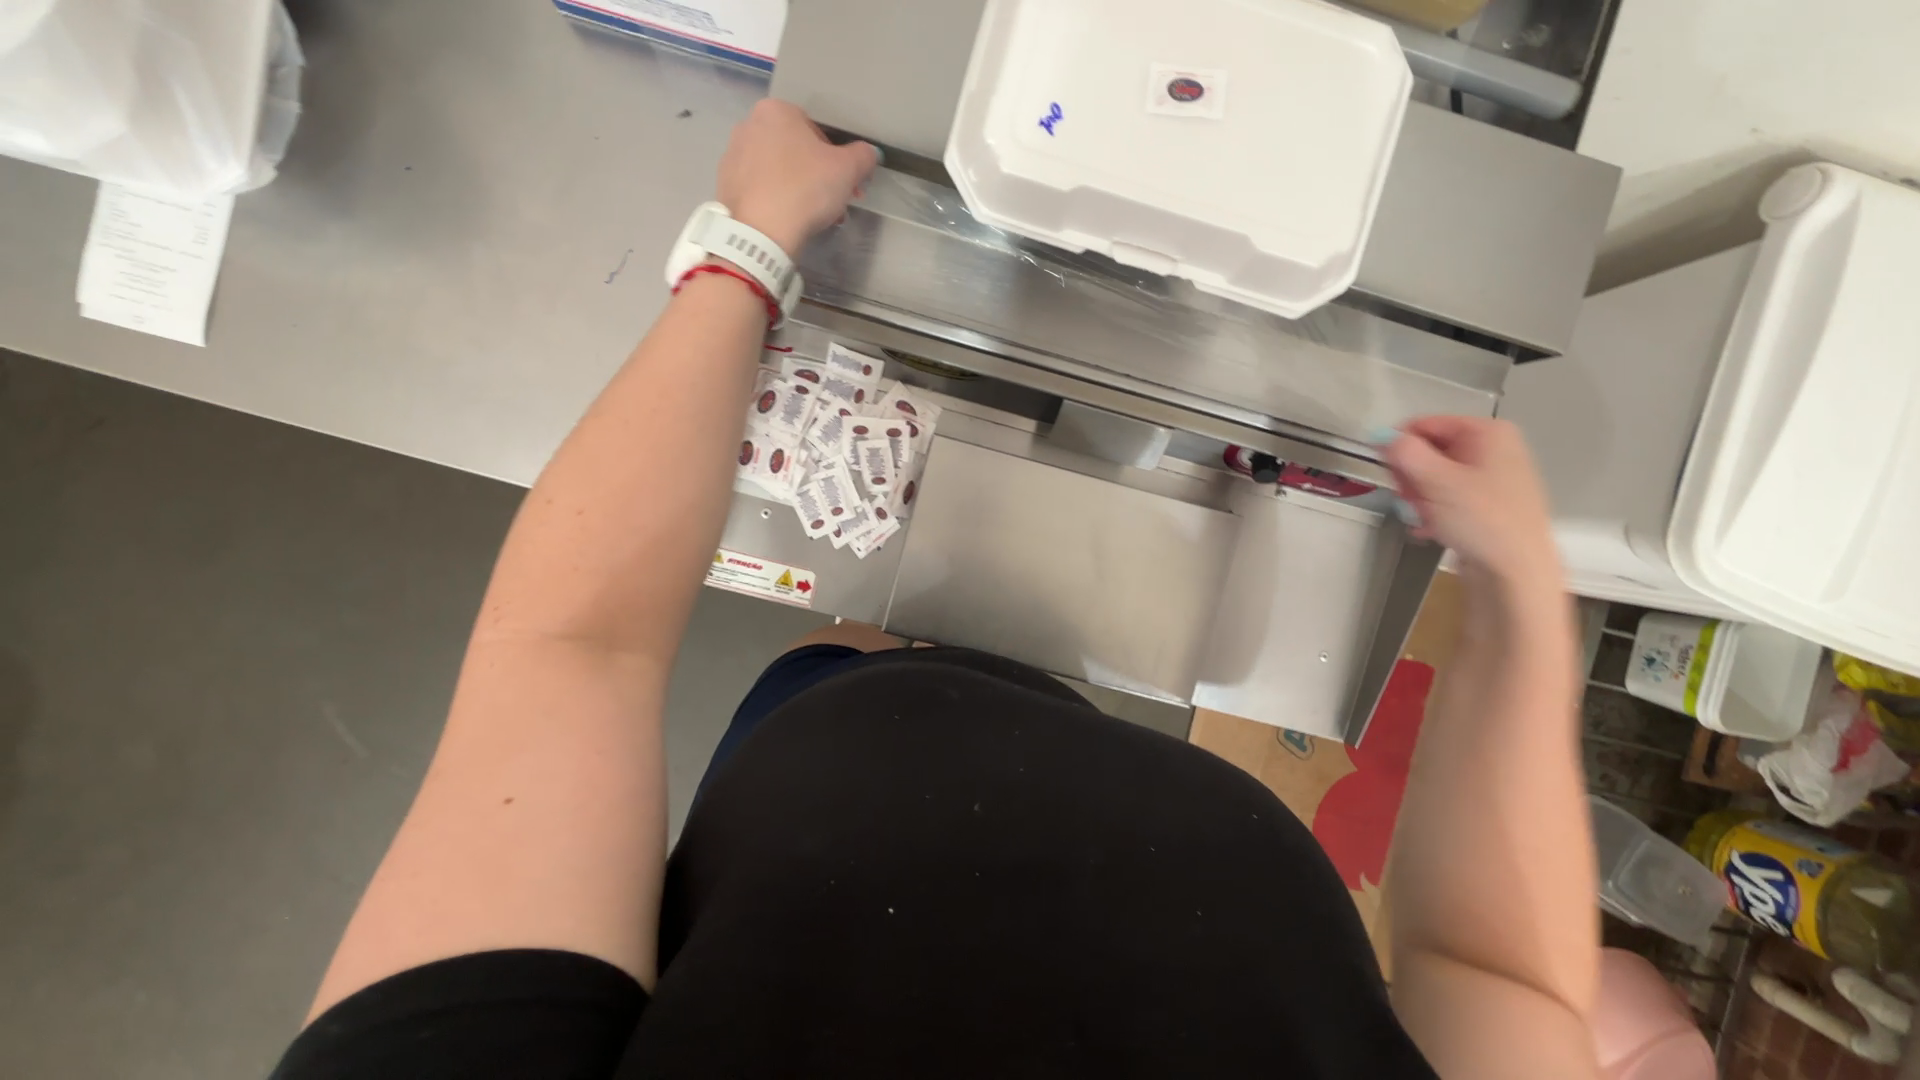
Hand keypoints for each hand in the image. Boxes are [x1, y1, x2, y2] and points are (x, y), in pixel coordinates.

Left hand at [717, 100, 878, 255]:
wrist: (761, 232)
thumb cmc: (806, 189)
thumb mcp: (848, 170)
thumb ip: (864, 156)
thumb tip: (869, 153)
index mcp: (776, 110)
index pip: (816, 130)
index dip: (835, 159)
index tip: (844, 183)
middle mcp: (749, 125)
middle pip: (794, 151)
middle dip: (817, 175)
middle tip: (833, 202)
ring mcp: (733, 155)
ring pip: (777, 170)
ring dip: (798, 189)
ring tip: (813, 217)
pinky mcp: (725, 185)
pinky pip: (760, 188)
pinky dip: (776, 200)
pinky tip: (788, 221)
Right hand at [1383, 417, 1559, 585]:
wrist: (1516, 571)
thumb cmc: (1480, 518)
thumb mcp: (1436, 481)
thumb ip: (1404, 453)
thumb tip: (1379, 435)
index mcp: (1488, 432)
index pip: (1425, 424)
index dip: (1400, 446)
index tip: (1389, 473)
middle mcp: (1493, 450)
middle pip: (1428, 452)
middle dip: (1411, 478)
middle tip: (1409, 499)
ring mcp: (1491, 479)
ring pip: (1433, 478)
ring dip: (1418, 499)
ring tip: (1422, 519)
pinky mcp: (1486, 506)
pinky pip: (1447, 498)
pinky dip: (1433, 512)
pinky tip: (1430, 529)